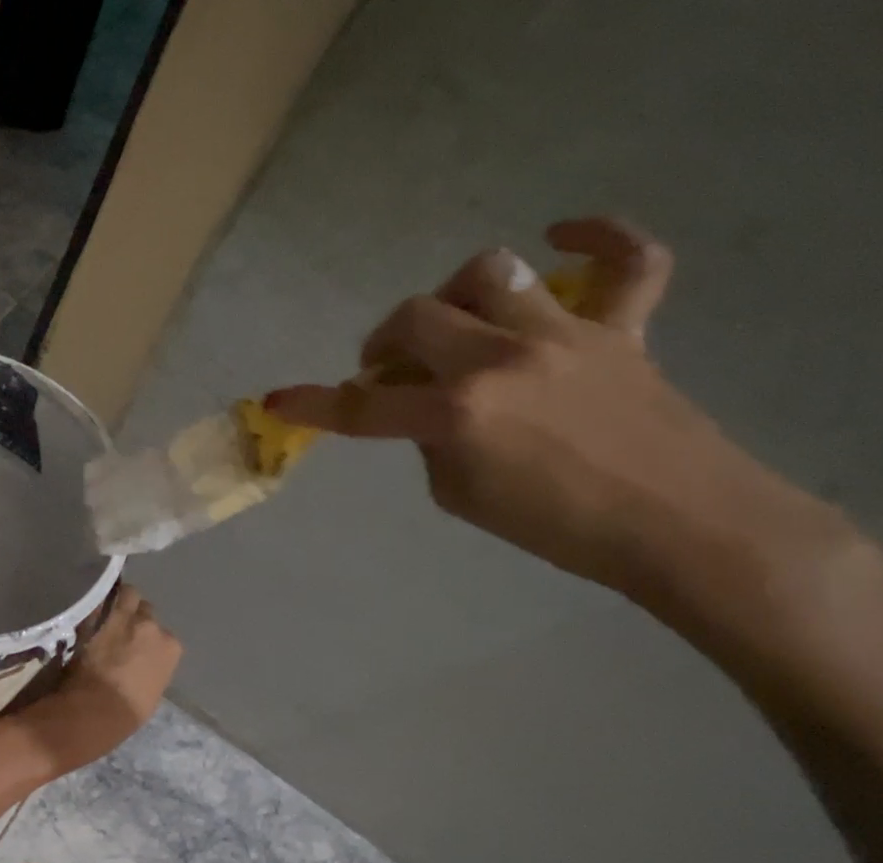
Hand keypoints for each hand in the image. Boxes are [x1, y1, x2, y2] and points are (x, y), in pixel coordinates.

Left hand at [22, 586, 181, 771]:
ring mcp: (123, 617)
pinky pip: (99, 600)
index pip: (162, 633)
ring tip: (108, 608)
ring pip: (127, 593)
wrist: (96, 707)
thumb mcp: (152, 690)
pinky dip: (97, 603)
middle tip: (121, 626)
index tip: (138, 645)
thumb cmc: (128, 711)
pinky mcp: (95, 616)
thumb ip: (152, 667)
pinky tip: (91, 607)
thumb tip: (141, 662)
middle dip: (136, 616)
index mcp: (171, 646)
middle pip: (146, 610)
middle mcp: (150, 625)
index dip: (148, 638)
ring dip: (119, 600)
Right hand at [265, 218, 785, 593]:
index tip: (276, 400)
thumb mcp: (462, 496)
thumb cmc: (559, 528)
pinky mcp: (624, 329)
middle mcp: (503, 360)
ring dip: (455, 296)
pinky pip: (628, 261)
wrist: (684, 528)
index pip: (362, 408)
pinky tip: (563, 236)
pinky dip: (599, 239)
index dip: (311, 405)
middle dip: (386, 342)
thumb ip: (432, 441)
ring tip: (457, 325)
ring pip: (490, 273)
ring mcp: (567, 335)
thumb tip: (427, 404)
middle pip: (415, 315)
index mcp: (458, 413)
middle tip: (390, 371)